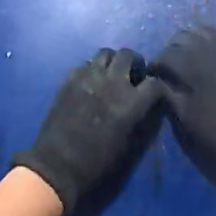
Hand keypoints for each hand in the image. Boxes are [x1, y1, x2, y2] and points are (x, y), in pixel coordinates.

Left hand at [12, 48, 162, 212]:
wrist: (59, 163)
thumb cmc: (98, 161)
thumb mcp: (130, 142)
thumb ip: (139, 116)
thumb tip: (143, 103)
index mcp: (132, 102)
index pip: (154, 82)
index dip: (156, 86)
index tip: (153, 91)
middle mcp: (113, 82)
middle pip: (128, 55)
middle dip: (134, 63)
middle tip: (132, 75)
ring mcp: (89, 76)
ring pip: (106, 53)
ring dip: (112, 61)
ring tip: (111, 74)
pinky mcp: (70, 78)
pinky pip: (85, 64)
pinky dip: (92, 69)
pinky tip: (90, 82)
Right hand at [151, 26, 215, 156]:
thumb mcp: (185, 115)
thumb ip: (168, 93)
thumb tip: (157, 81)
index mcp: (189, 64)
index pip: (164, 55)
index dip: (156, 64)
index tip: (153, 73)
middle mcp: (205, 49)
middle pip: (181, 36)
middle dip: (172, 48)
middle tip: (170, 63)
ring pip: (203, 30)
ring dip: (192, 39)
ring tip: (190, 53)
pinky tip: (213, 48)